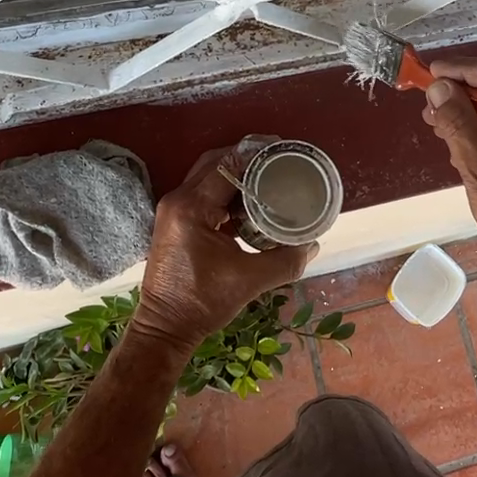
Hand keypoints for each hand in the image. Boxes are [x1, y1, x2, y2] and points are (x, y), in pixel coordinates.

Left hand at [131, 148, 317, 351]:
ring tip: (268, 177)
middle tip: (277, 158)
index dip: (255, 153)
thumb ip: (285, 260)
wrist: (164, 329)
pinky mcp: (176, 222)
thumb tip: (312, 244)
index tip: (282, 148)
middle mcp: (178, 200)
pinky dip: (226, 192)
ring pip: (208, 176)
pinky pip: (204, 193)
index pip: (227, 165)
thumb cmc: (202, 303)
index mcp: (192, 207)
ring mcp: (173, 210)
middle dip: (246, 157)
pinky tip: (250, 202)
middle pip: (215, 163)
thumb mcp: (250, 281)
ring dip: (236, 174)